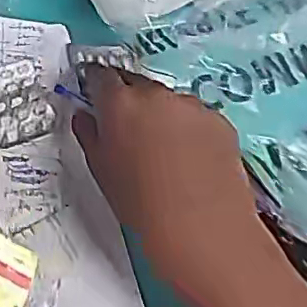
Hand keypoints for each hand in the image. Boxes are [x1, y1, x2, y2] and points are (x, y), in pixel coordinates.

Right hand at [71, 64, 271, 285]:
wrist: (202, 231)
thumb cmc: (140, 203)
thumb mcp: (100, 169)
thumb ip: (89, 133)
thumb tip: (86, 117)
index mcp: (119, 102)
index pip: (100, 75)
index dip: (96, 84)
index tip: (96, 96)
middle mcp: (155, 95)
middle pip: (136, 84)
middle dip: (129, 99)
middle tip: (128, 129)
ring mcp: (191, 106)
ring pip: (167, 100)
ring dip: (161, 114)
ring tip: (163, 150)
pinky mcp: (220, 121)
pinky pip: (196, 116)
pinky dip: (189, 129)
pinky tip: (189, 158)